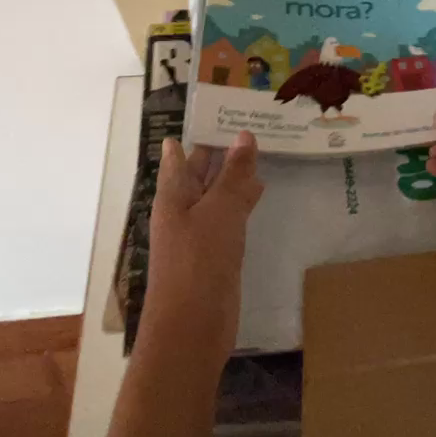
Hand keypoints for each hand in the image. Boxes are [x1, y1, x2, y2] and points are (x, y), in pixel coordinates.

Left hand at [145, 131, 263, 338]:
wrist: (192, 328)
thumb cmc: (199, 262)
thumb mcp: (220, 211)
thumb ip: (234, 174)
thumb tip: (244, 135)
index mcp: (173, 196)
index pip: (181, 154)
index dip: (197, 132)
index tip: (219, 108)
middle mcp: (183, 210)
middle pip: (200, 172)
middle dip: (221, 149)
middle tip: (248, 119)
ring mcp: (199, 233)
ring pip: (217, 193)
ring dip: (235, 174)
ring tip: (262, 147)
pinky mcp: (217, 252)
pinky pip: (230, 216)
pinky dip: (243, 200)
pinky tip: (260, 190)